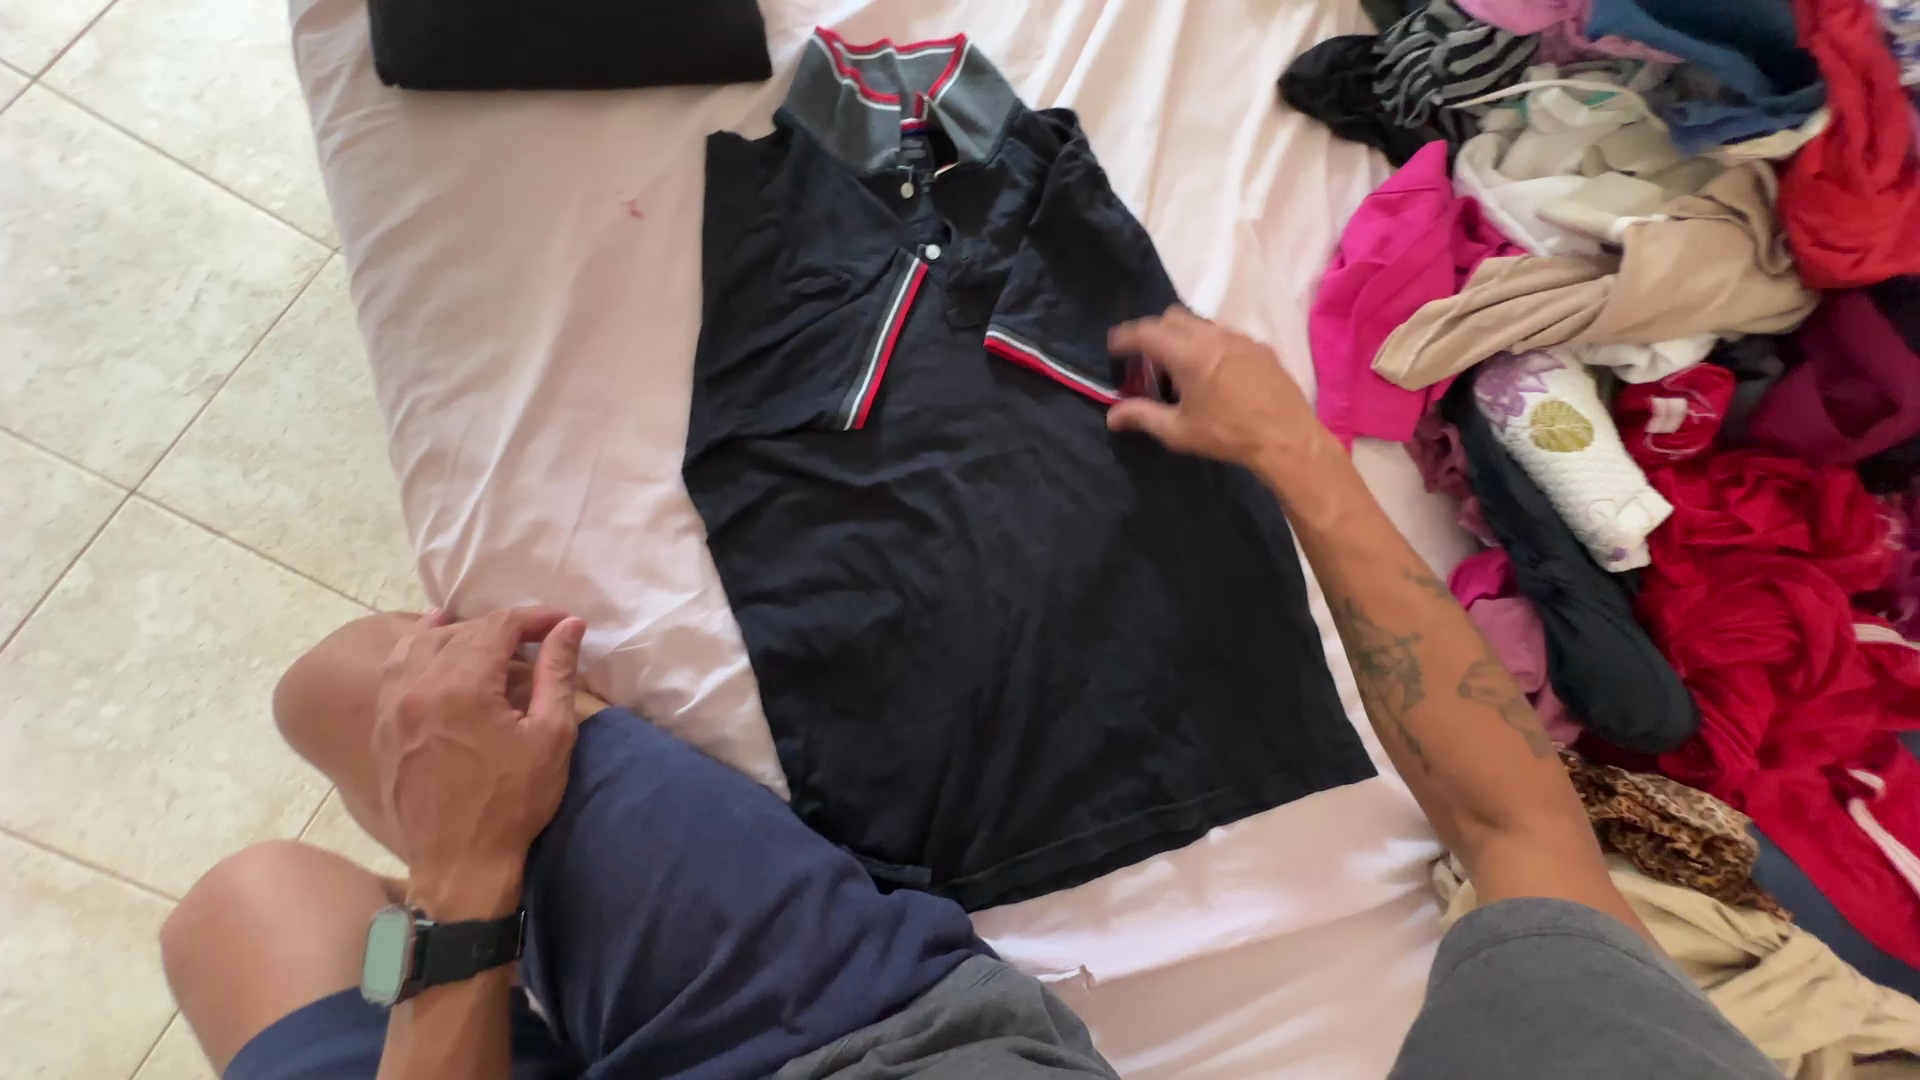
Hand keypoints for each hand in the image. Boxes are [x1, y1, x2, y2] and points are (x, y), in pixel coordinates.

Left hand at [371, 606, 585, 916]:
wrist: (460, 863)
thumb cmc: (515, 800)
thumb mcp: (552, 734)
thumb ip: (557, 672)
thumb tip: (569, 626)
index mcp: (461, 688)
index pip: (499, 627)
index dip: (535, 618)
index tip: (564, 623)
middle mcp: (418, 688)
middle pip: (462, 632)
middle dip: (505, 626)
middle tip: (541, 635)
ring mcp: (392, 708)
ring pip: (420, 644)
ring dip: (459, 630)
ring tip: (487, 629)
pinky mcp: (382, 728)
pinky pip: (394, 670)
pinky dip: (417, 648)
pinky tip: (430, 640)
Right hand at [1107, 308, 1331, 475]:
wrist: (1285, 437)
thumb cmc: (1226, 434)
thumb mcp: (1178, 431)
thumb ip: (1142, 417)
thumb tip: (1112, 417)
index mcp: (1188, 354)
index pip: (1147, 332)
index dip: (1125, 336)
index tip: (1113, 346)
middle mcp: (1213, 336)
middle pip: (1173, 317)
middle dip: (1152, 331)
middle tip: (1144, 358)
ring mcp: (1239, 338)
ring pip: (1200, 323)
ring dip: (1181, 336)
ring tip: (1177, 367)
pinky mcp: (1259, 347)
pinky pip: (1223, 334)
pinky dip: (1206, 344)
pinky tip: (1210, 372)